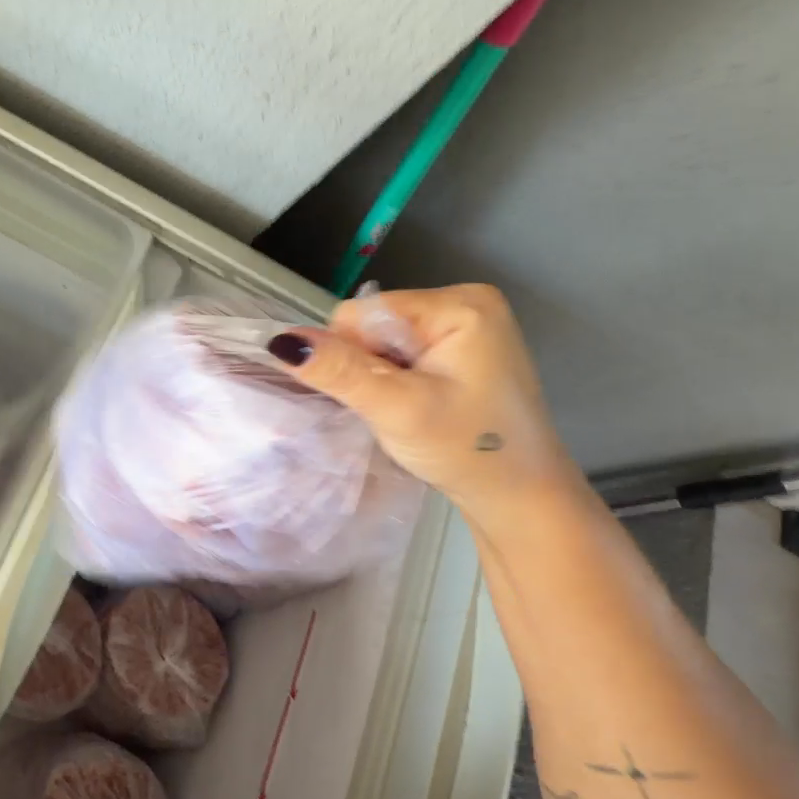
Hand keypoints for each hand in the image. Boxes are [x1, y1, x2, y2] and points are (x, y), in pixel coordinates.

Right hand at [267, 284, 582, 517]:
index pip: (360, 314)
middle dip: (368, 368)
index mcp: (459, 302)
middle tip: (398, 407)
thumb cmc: (465, 449)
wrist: (520, 496)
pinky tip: (416, 407)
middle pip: (371, 325)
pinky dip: (395, 383)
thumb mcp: (395, 408)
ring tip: (409, 411)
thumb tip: (278, 340)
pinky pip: (400, 356)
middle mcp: (465, 302)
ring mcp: (466, 327)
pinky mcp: (461, 353)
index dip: (352, 357)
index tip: (383, 395)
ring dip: (380, 379)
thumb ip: (338, 370)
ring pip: (381, 343)